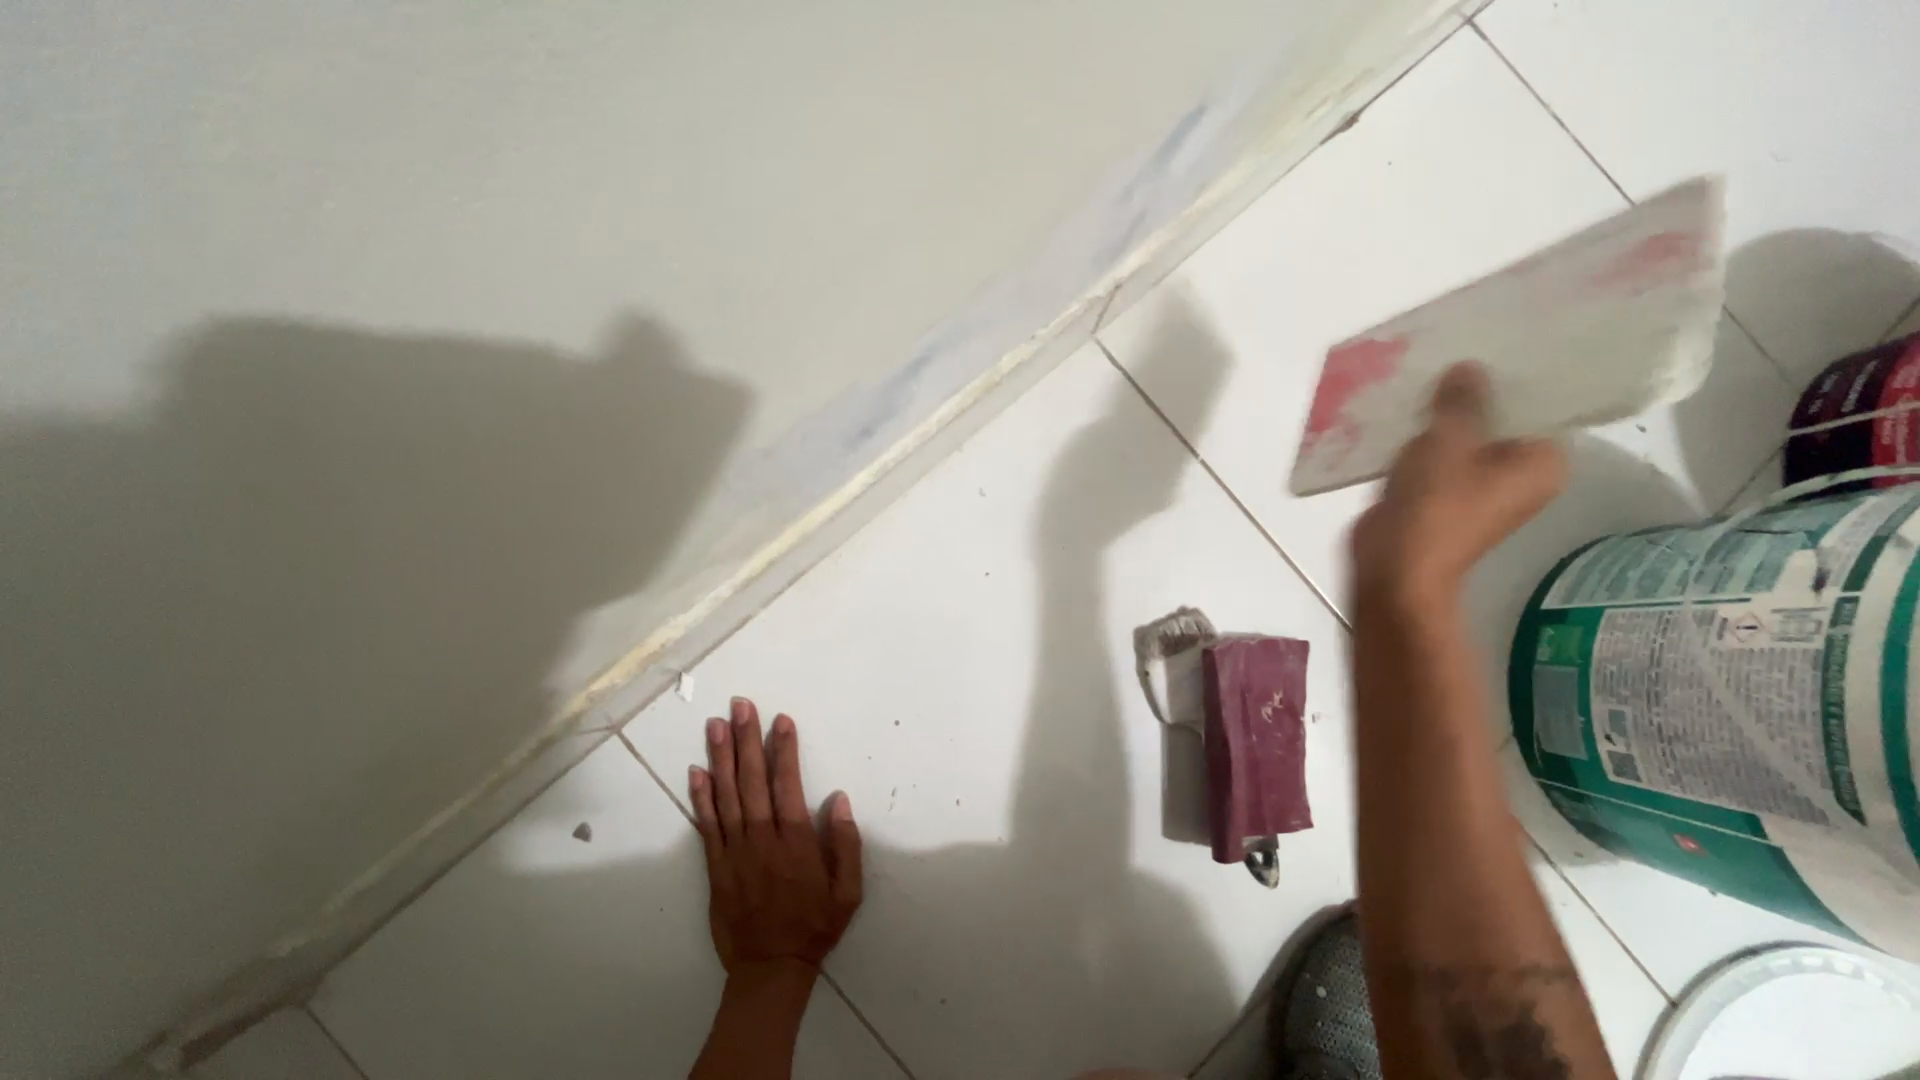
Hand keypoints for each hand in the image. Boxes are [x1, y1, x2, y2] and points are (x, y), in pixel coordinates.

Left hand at [689, 698, 862, 978]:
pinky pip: (706, 825)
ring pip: (726, 795)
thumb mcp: (848, 892)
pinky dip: (700, 796)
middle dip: (747, 739)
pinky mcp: (715, 866)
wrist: (770, 968)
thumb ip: (846, 845)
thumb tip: (838, 800)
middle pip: (752, 780)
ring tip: (715, 725)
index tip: (781, 720)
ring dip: (721, 757)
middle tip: (740, 706)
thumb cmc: (814, 926)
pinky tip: (697, 770)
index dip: (784, 750)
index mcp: (796, 842)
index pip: (788, 784)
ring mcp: (735, 852)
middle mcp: (762, 839)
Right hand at [1349, 362, 1565, 610]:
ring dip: (1437, 416)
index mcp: (1541, 463)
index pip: (1540, 404)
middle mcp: (1516, 474)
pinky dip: (1417, 441)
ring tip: (1418, 373)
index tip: (1493, 341)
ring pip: (1460, 438)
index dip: (1515, 374)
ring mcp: (1474, 488)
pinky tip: (1396, 412)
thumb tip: (1469, 368)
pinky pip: (1432, 457)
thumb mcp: (1449, 441)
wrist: (1392, 569)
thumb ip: (1461, 400)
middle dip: (1469, 392)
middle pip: (1497, 419)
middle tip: (1449, 350)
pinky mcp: (1437, 496)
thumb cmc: (1434, 508)